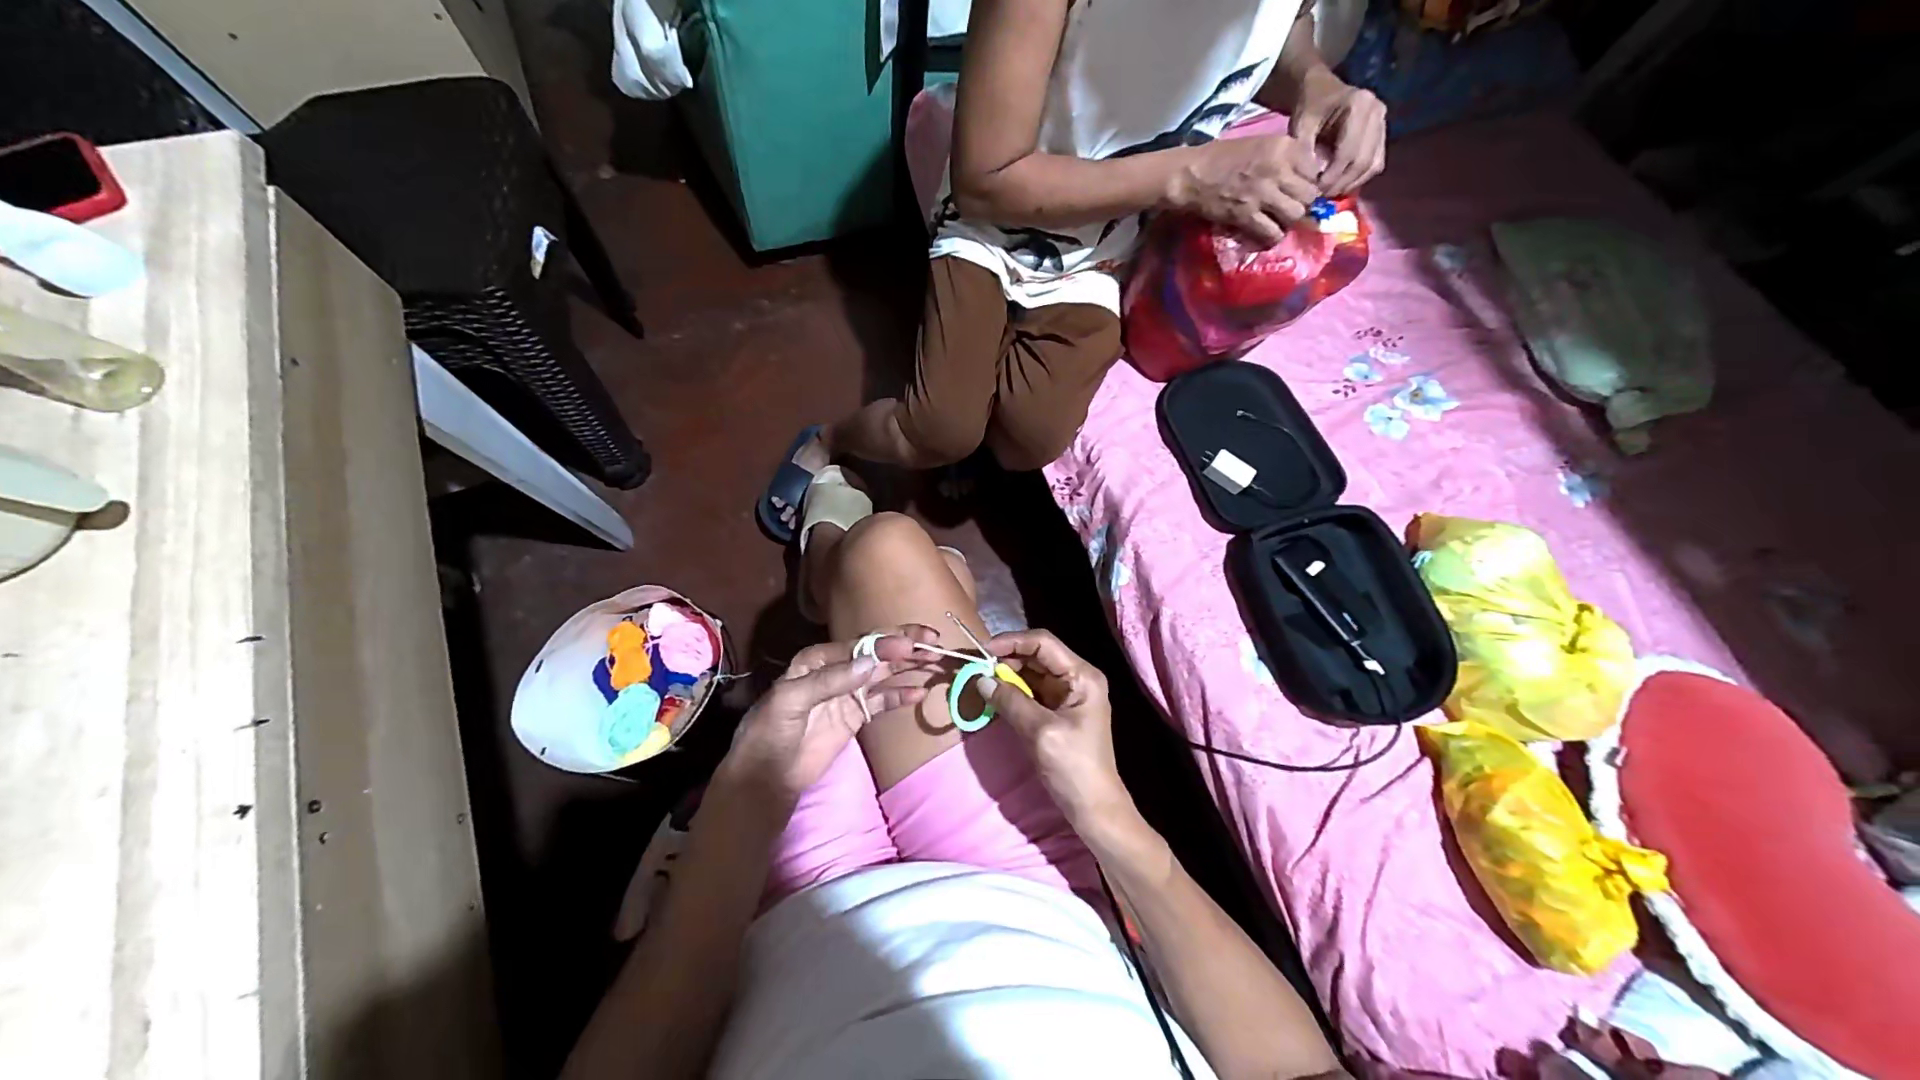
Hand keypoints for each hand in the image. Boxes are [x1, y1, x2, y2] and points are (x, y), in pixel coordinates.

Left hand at [723, 627, 939, 806]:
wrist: (765, 777)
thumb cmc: (770, 732)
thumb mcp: (792, 699)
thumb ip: (831, 680)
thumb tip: (870, 662)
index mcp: (818, 660)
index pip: (858, 646)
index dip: (885, 643)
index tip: (910, 644)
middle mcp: (837, 671)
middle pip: (876, 655)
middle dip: (904, 647)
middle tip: (933, 642)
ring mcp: (848, 694)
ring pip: (883, 675)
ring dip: (908, 667)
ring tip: (934, 661)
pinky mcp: (856, 716)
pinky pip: (882, 701)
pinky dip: (900, 696)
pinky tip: (919, 693)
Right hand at [979, 629, 1132, 826]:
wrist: (1092, 806)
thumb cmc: (1073, 767)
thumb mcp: (1040, 732)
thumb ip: (1011, 701)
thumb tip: (981, 679)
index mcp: (1082, 676)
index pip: (1042, 643)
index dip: (1011, 641)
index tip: (982, 651)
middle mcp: (1077, 678)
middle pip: (1037, 654)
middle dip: (1006, 658)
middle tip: (978, 669)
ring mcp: (1068, 694)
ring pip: (1032, 672)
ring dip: (1007, 674)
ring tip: (983, 681)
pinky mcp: (1058, 710)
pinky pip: (1031, 690)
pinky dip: (1013, 690)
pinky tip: (996, 696)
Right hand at [1164, 134, 1324, 245]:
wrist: (1190, 175)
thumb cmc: (1220, 158)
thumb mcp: (1259, 145)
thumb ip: (1283, 157)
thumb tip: (1301, 177)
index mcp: (1283, 147)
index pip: (1314, 170)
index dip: (1307, 183)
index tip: (1296, 190)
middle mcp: (1278, 169)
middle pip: (1309, 195)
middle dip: (1302, 205)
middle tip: (1288, 209)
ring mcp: (1262, 194)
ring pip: (1295, 215)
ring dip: (1288, 223)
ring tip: (1278, 222)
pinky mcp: (1246, 215)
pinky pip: (1272, 233)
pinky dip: (1271, 238)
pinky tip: (1265, 235)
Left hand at [1288, 67, 1386, 195]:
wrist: (1320, 89)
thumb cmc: (1309, 106)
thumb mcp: (1300, 126)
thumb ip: (1303, 152)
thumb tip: (1310, 182)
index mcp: (1359, 106)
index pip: (1349, 152)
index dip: (1333, 177)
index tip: (1315, 192)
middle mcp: (1377, 112)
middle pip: (1364, 161)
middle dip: (1342, 183)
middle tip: (1321, 197)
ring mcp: (1382, 122)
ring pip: (1373, 165)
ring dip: (1351, 184)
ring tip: (1330, 193)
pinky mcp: (1381, 134)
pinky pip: (1375, 163)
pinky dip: (1358, 178)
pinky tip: (1341, 184)